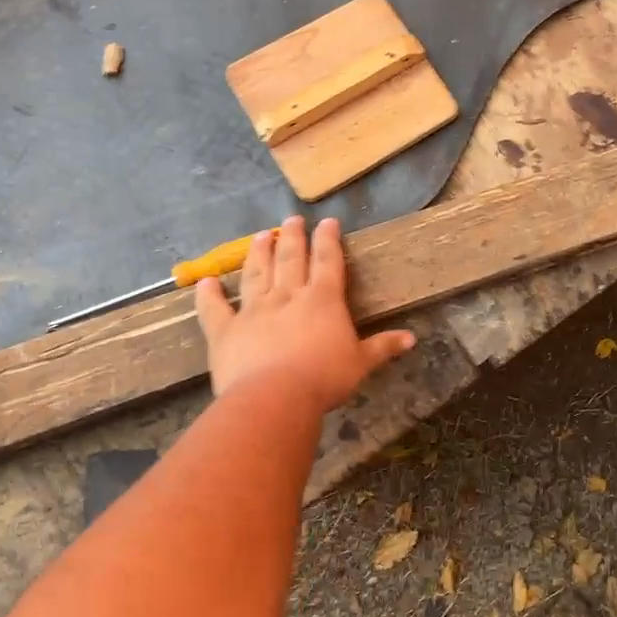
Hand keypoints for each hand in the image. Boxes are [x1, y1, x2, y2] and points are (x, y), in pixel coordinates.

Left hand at [194, 215, 415, 411]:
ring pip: (256, 274)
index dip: (328, 239)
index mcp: (323, 300)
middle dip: (293, 237)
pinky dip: (208, 295)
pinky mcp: (226, 330)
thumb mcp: (361, 363)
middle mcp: (288, 296)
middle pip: (290, 259)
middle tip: (291, 219)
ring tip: (261, 236)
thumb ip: (382, 347)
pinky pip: (215, 309)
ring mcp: (254, 310)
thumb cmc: (324, 379)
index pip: (327, 261)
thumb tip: (411, 338)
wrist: (274, 398)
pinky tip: (205, 282)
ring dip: (258, 253)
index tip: (327, 221)